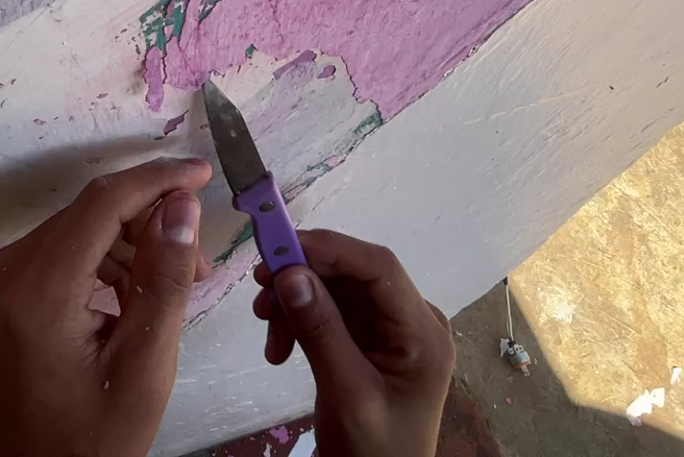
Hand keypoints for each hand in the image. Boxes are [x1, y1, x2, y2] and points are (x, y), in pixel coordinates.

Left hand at [0, 156, 213, 456]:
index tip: (201, 172)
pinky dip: (107, 257)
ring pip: (84, 225)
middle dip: (152, 221)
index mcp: (39, 290)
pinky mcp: (6, 282)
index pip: (104, 202)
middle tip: (199, 260)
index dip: (157, 180)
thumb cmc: (90, 438)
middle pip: (94, 211)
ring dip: (133, 242)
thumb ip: (165, 278)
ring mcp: (2, 273)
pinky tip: (137, 291)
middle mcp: (9, 267)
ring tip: (177, 282)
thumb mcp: (144, 366)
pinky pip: (67, 247)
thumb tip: (182, 204)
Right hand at [252, 230, 454, 456]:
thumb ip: (320, 331)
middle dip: (303, 276)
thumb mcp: (346, 395)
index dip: (332, 248)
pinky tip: (278, 346)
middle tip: (260, 287)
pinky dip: (299, 318)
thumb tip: (289, 273)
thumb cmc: (372, 453)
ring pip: (334, 287)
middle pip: (352, 274)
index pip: (380, 267)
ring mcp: (389, 326)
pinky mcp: (368, 335)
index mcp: (423, 332)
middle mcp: (410, 319)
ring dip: (294, 300)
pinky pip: (328, 307)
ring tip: (265, 328)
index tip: (283, 247)